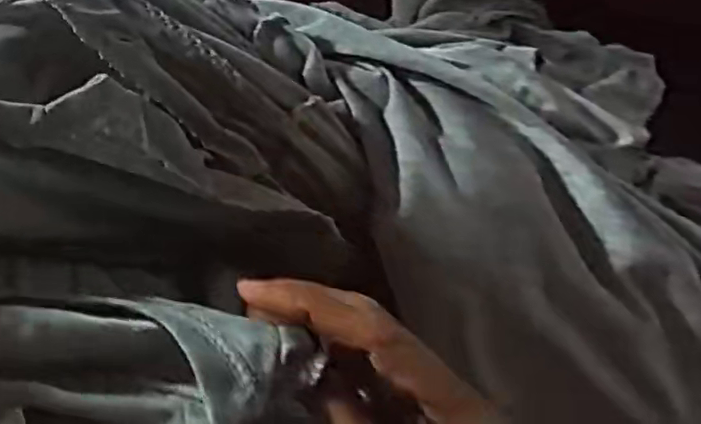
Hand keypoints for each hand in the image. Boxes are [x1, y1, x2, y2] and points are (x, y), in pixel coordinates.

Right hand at [237, 279, 497, 423]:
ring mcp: (441, 391)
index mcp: (451, 399)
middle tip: (252, 298)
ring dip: (316, 321)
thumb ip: (349, 420)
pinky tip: (305, 353)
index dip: (307, 301)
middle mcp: (447, 382)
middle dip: (307, 301)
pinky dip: (334, 349)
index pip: (372, 330)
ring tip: (269, 320)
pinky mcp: (431, 405)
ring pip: (370, 333)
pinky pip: (376, 361)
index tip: (249, 291)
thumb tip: (306, 374)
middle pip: (370, 318)